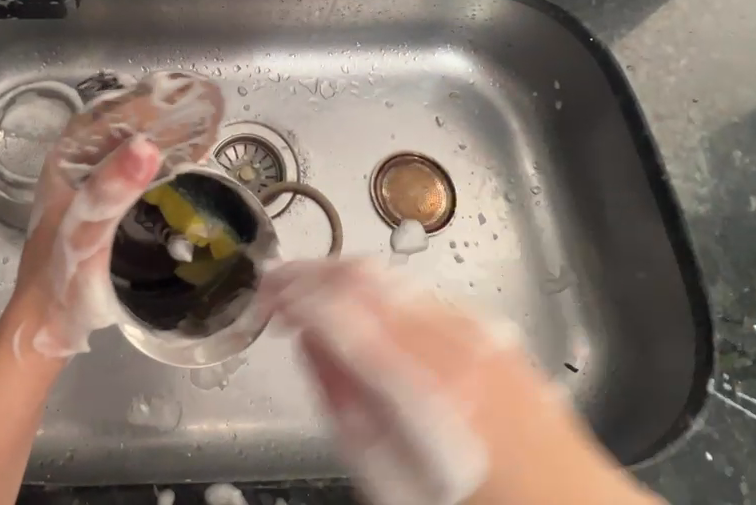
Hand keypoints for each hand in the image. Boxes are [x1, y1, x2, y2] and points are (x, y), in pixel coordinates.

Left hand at [6, 72, 225, 359]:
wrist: (47, 328)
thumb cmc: (61, 279)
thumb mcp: (87, 229)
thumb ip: (112, 187)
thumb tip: (149, 144)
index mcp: (67, 161)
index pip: (112, 112)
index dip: (150, 100)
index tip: (192, 95)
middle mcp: (75, 168)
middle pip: (123, 127)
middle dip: (163, 115)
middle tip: (207, 111)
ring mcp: (87, 190)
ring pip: (128, 149)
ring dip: (164, 137)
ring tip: (203, 131)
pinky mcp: (99, 211)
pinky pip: (132, 174)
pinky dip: (159, 164)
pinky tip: (182, 168)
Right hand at [261, 259, 659, 504]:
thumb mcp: (393, 482)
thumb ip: (345, 409)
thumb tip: (310, 345)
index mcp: (425, 387)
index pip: (339, 309)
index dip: (292, 291)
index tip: (264, 296)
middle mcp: (453, 343)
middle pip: (363, 276)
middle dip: (311, 272)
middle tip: (278, 290)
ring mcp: (478, 331)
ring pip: (391, 275)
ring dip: (342, 277)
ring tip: (312, 298)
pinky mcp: (491, 330)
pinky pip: (421, 293)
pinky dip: (380, 292)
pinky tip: (364, 313)